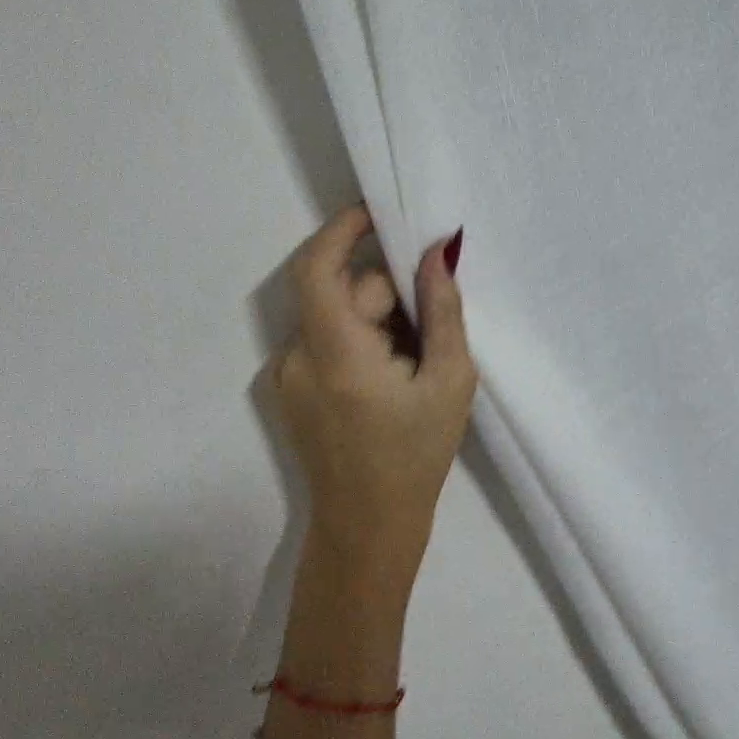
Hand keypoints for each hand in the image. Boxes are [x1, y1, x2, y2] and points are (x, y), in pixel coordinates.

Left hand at [267, 204, 476, 564]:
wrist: (368, 524)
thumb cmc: (417, 454)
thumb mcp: (450, 381)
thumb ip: (443, 310)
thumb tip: (439, 250)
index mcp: (337, 354)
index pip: (319, 269)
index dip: (342, 230)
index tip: (378, 214)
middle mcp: (298, 357)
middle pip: (340, 294)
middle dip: (387, 296)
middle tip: (431, 329)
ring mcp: (288, 375)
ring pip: (335, 318)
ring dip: (375, 322)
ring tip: (412, 364)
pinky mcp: (289, 391)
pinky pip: (326, 342)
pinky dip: (359, 343)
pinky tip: (388, 379)